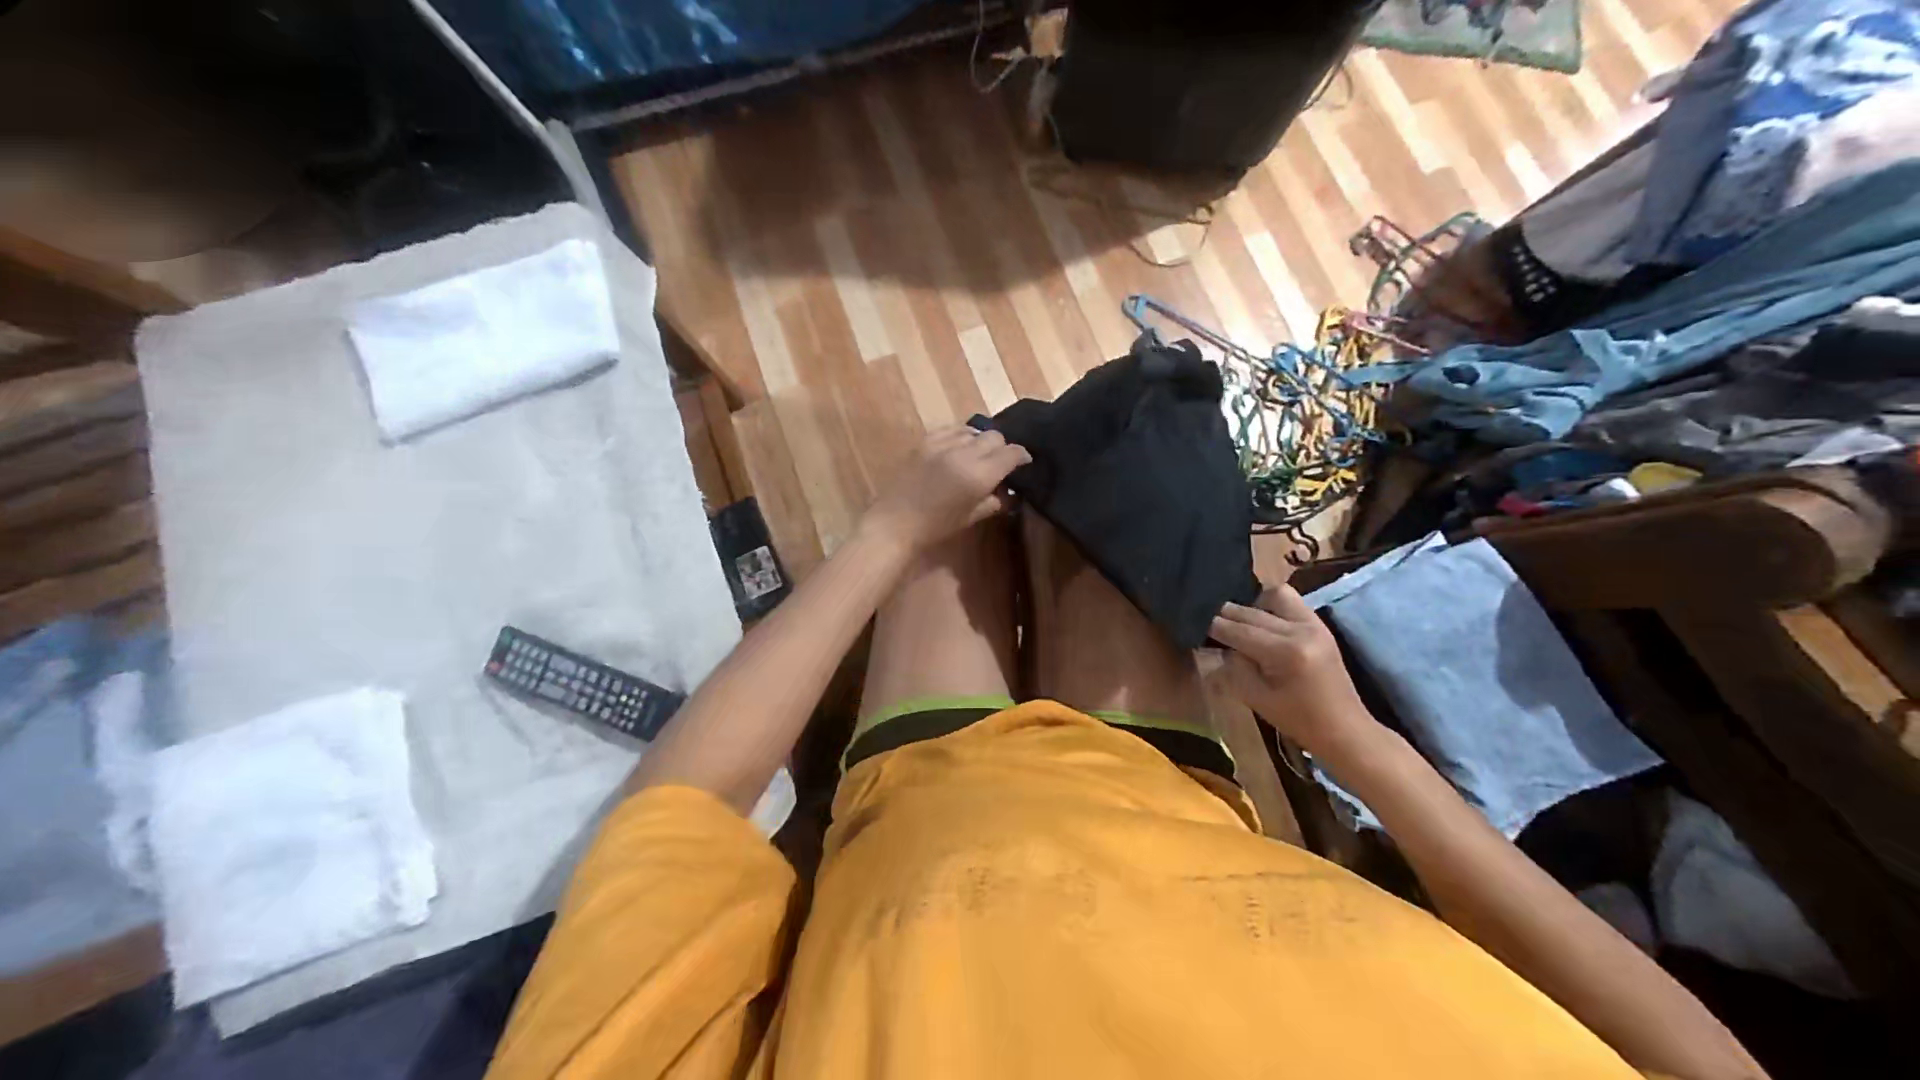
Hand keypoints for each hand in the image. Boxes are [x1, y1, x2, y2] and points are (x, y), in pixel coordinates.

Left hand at [860, 427, 1031, 551]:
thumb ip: (996, 500)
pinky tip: (958, 448)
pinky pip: (951, 429)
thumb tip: (1010, 491)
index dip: (1022, 456)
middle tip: (1000, 462)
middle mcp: (964, 453)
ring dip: (980, 440)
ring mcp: (942, 443)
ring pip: (973, 430)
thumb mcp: (972, 516)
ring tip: (978, 455)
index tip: (1024, 462)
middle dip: (1002, 447)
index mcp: (979, 474)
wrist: (895, 523)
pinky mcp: (925, 441)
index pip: (1011, 453)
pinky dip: (960, 436)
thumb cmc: (936, 527)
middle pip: (994, 436)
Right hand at [1209, 586, 1376, 755]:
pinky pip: (1291, 602)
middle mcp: (1300, 630)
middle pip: (1252, 612)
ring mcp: (1313, 624)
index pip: (1238, 631)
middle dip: (1227, 615)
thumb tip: (1220, 646)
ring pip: (1274, 596)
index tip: (1194, 623)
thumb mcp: (1255, 699)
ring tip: (1238, 621)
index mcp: (1285, 652)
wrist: (1344, 728)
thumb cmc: (1298, 720)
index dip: (1213, 626)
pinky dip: (1271, 606)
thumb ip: (1233, 667)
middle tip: (1207, 621)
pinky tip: (1260, 621)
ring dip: (1251, 605)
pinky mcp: (1319, 625)